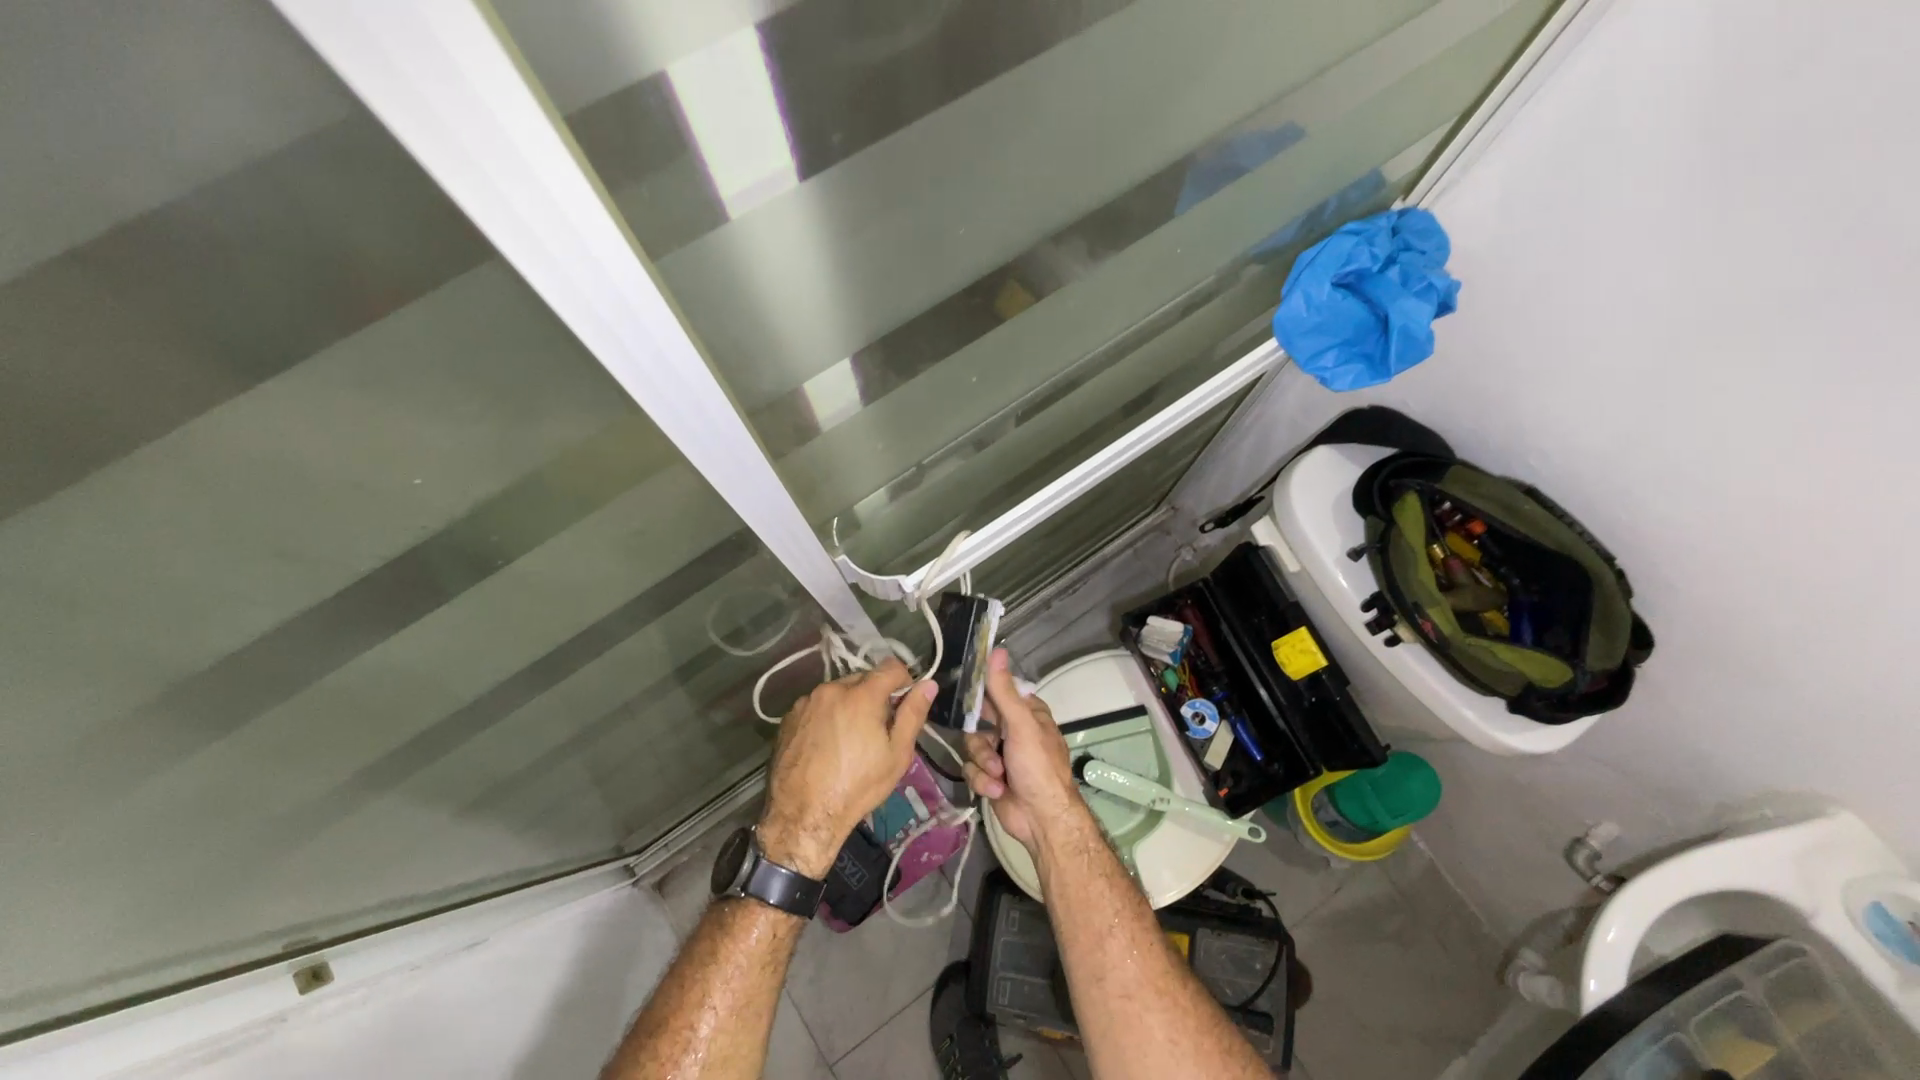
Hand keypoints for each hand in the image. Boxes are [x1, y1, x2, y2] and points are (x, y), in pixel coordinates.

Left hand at [760, 658, 932, 878]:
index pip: (891, 667)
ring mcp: (806, 702)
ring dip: (849, 705)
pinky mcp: (789, 717)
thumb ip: (913, 714)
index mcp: (861, 695)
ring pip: (838, 692)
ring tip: (849, 740)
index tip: (904, 704)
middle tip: (878, 729)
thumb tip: (929, 684)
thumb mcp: (896, 754)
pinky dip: (826, 716)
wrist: (803, 814)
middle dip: (875, 696)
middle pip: (863, 679)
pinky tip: (826, 745)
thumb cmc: (858, 786)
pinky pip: (816, 706)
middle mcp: (831, 689)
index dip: (904, 681)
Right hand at [963, 649, 1082, 851]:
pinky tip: (997, 790)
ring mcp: (1001, 755)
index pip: (996, 692)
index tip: (962, 695)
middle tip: (989, 747)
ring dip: (983, 764)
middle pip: (977, 722)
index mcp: (1026, 713)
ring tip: (999, 776)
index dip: (979, 695)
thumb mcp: (1021, 725)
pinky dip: (983, 781)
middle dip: (981, 742)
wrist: (1041, 819)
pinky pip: (972, 770)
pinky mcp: (990, 778)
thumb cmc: (1038, 766)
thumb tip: (997, 650)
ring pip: (972, 748)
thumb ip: (1004, 691)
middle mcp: (1012, 731)